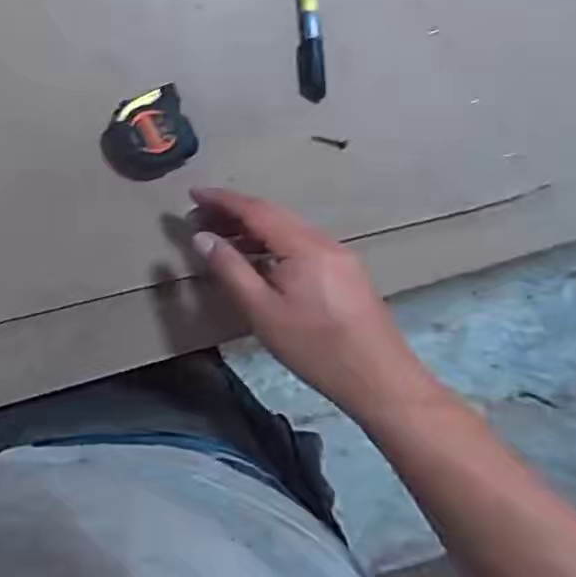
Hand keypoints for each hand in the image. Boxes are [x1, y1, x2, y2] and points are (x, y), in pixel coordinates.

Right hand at [188, 187, 438, 422]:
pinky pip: (300, 242)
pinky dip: (271, 242)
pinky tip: (257, 259)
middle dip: (233, 212)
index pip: (256, 209)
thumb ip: (230, 270)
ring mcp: (338, 255)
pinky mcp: (345, 271)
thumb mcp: (263, 313)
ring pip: (287, 228)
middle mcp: (323, 241)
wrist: (382, 381)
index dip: (221, 200)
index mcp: (304, 246)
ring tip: (221, 239)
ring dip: (252, 227)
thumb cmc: (316, 349)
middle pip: (272, 214)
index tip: (193, 194)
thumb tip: (202, 238)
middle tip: (199, 219)